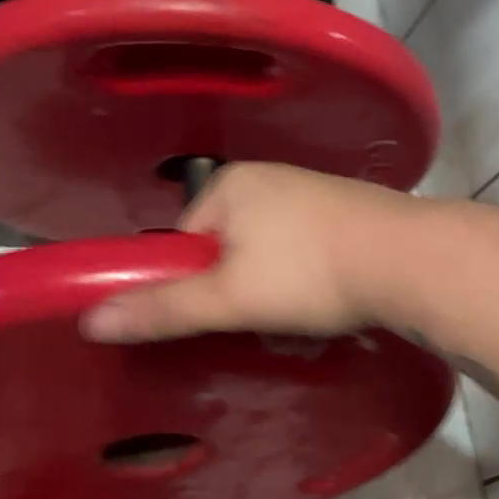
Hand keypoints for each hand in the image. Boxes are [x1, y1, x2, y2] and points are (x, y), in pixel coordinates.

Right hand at [83, 162, 416, 343]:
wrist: (409, 260)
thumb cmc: (311, 273)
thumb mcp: (231, 296)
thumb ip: (163, 308)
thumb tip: (89, 321)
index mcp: (232, 183)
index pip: (185, 240)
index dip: (195, 285)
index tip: (223, 315)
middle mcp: (269, 177)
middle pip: (228, 248)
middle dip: (241, 291)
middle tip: (266, 322)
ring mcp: (311, 191)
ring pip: (269, 254)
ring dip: (277, 291)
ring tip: (303, 317)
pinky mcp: (345, 211)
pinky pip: (305, 250)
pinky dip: (309, 279)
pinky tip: (329, 300)